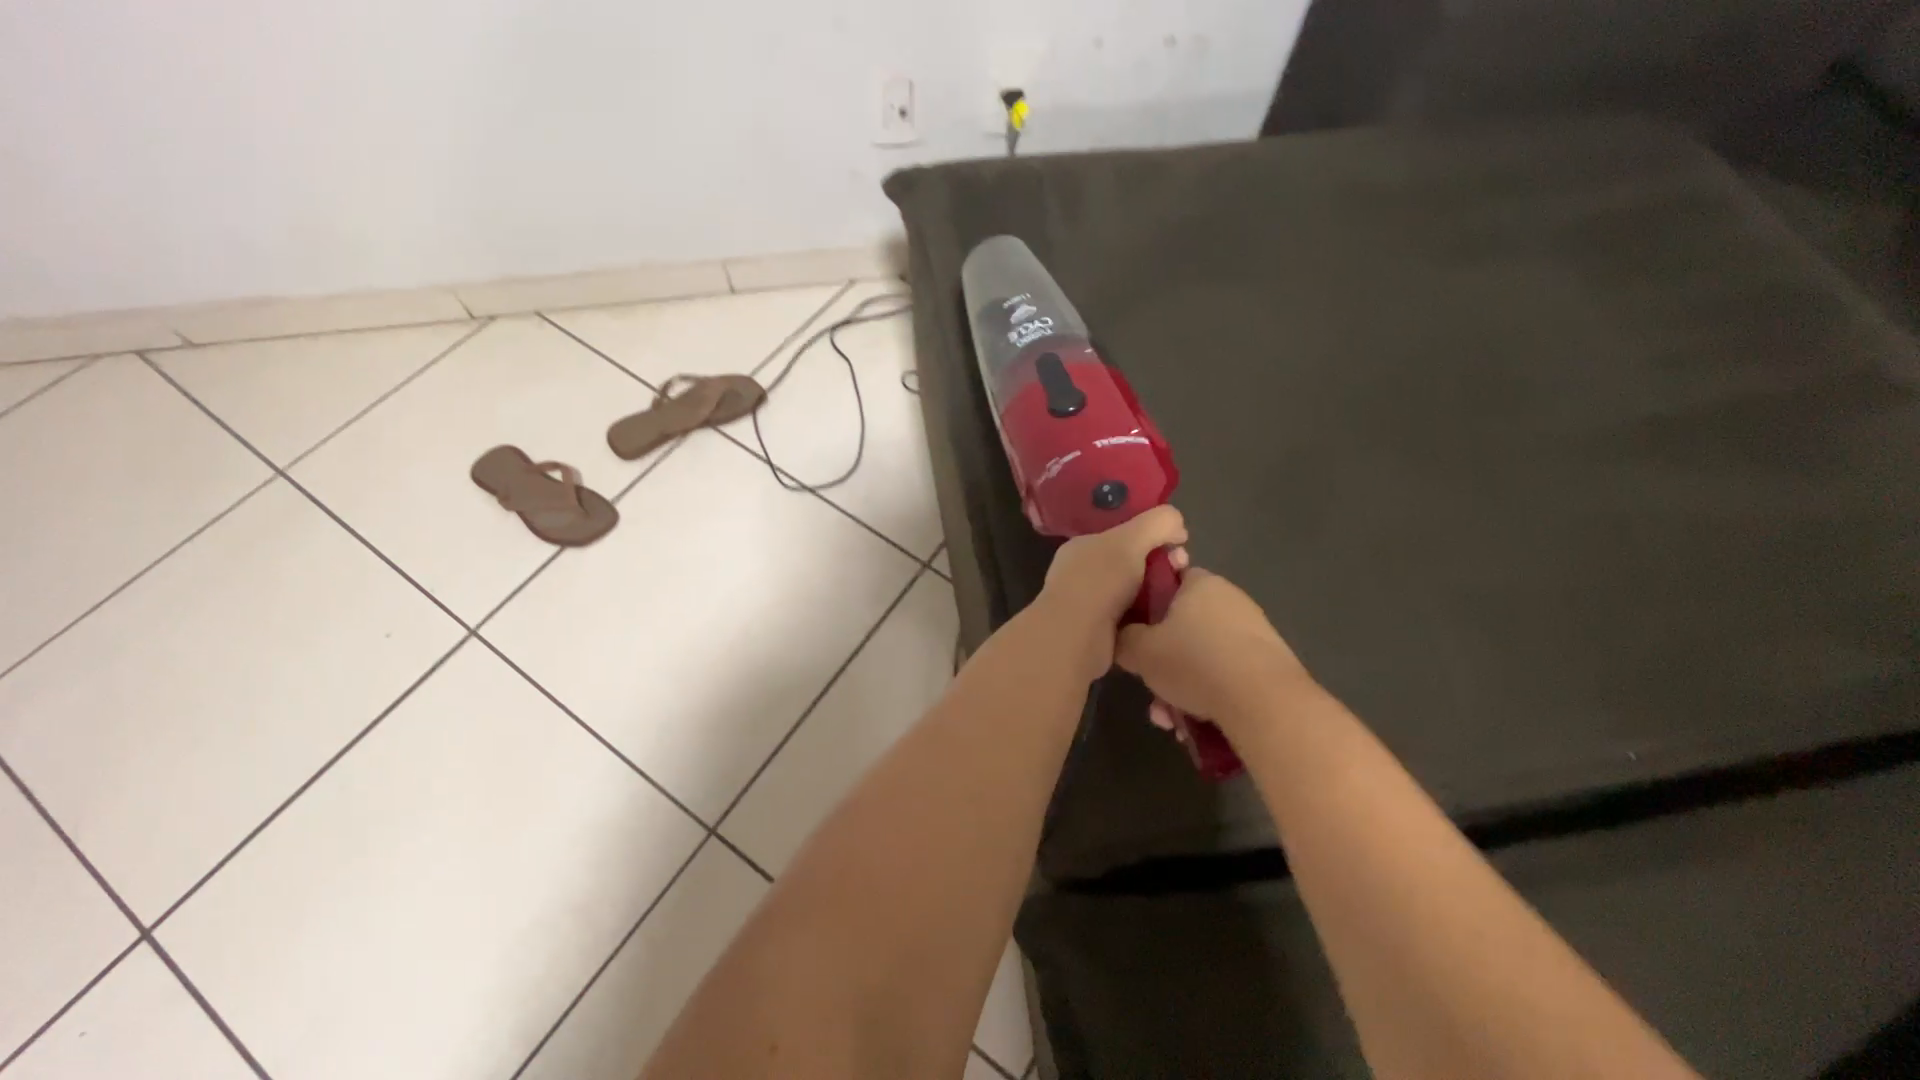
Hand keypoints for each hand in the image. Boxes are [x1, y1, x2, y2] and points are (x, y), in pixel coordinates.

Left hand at [1032, 505, 1188, 683]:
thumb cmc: (1099, 582)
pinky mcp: (1098, 633)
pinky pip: (1132, 619)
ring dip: (1157, 595)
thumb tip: (1179, 529)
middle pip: (1133, 563)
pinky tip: (1162, 620)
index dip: (1155, 537)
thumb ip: (1159, 522)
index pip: (1125, 534)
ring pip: (1135, 593)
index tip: (1178, 546)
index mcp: (1084, 546)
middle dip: (1161, 566)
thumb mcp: (1131, 539)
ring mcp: (1089, 604)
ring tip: (1175, 600)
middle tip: (1181, 574)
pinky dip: (1148, 618)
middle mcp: (1083, 573)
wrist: (1075, 639)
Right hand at [1115, 568, 1309, 731]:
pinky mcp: (1268, 664)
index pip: (1169, 579)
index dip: (1147, 604)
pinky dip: (1208, 698)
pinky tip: (1196, 726)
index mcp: (1201, 583)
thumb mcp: (1140, 651)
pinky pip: (1225, 676)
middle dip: (1163, 663)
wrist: (1264, 702)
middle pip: (1183, 627)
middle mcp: (1230, 600)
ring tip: (1172, 721)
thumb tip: (1124, 638)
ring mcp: (1253, 633)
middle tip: (1150, 689)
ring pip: (1202, 658)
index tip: (1134, 632)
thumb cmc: (1194, 662)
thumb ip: (1124, 639)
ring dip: (1181, 689)